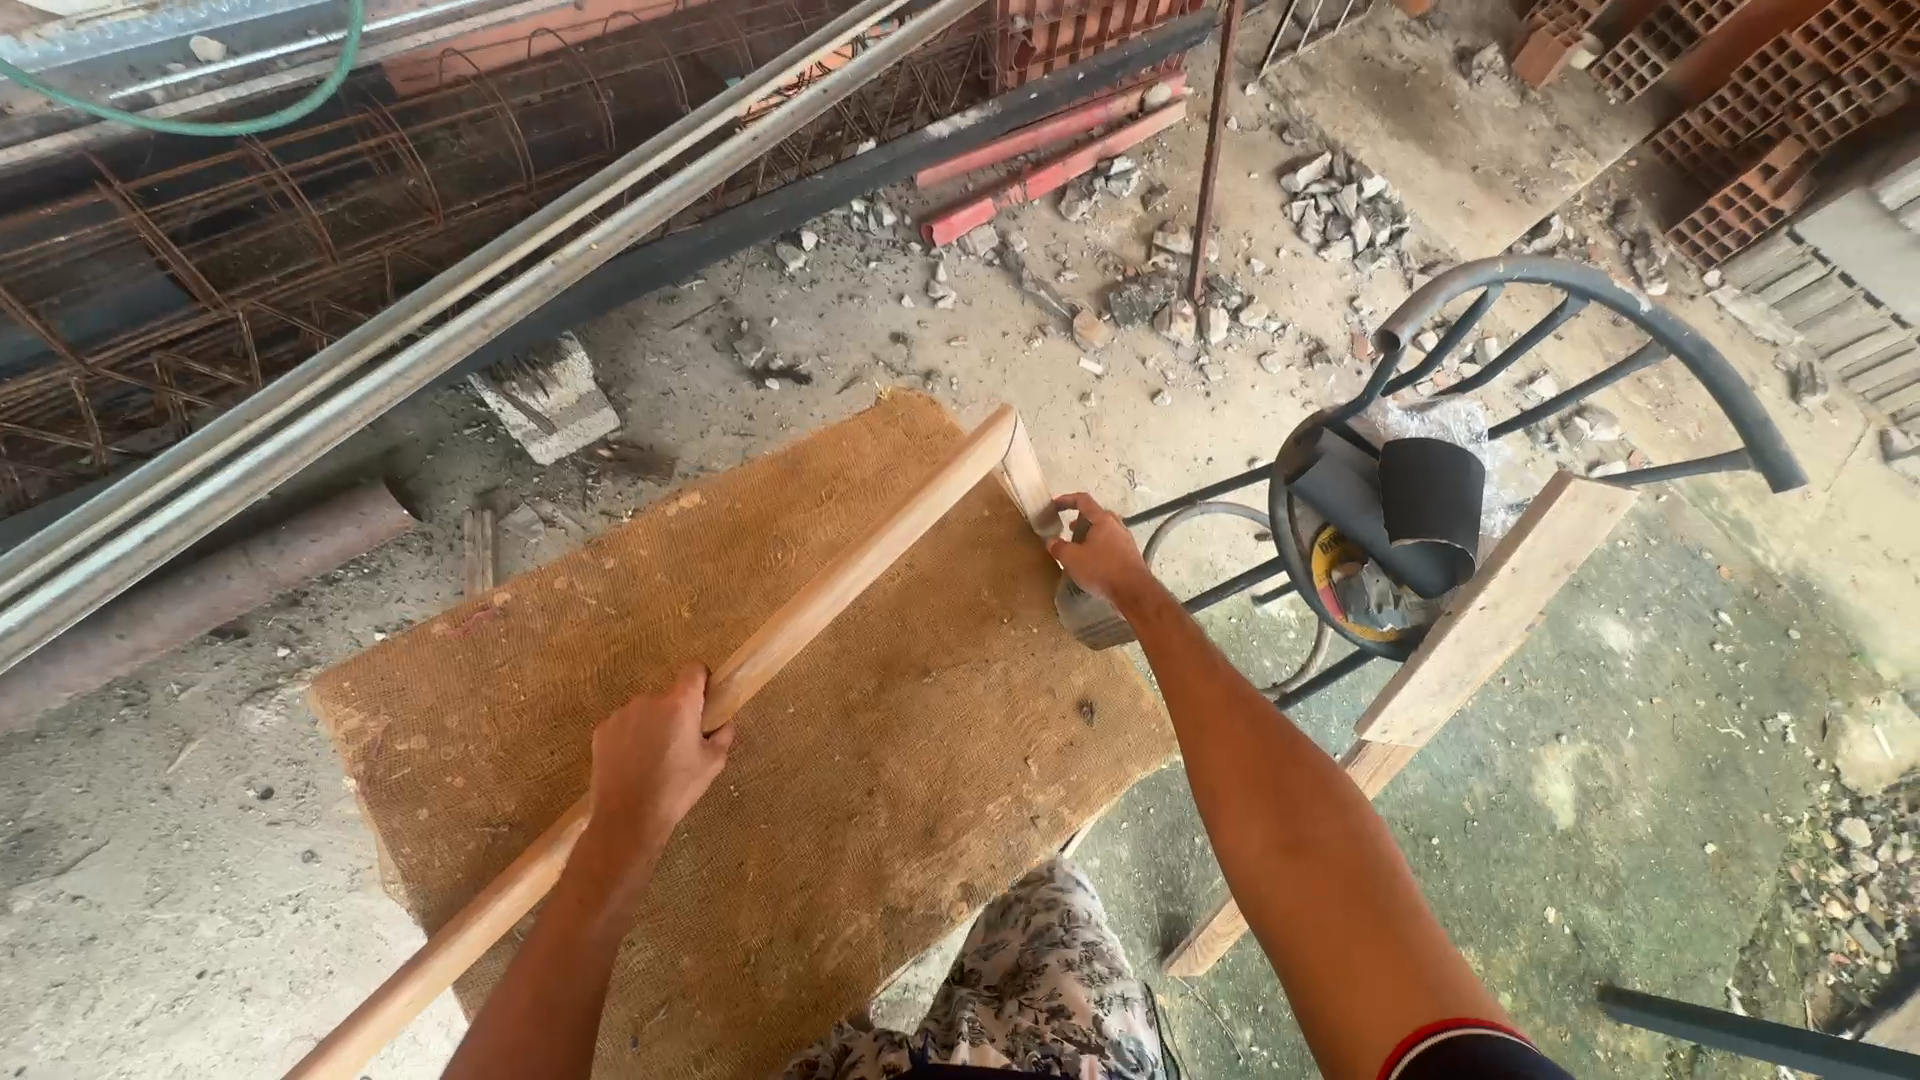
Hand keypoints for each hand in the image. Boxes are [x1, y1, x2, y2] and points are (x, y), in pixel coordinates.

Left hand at [577, 665, 734, 885]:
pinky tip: (632, 764)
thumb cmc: (677, 789)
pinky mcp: (601, 731)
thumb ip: (723, 735)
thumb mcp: (713, 763)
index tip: (703, 701)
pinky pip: (623, 726)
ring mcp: (621, 715)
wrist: (628, 818)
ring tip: (652, 759)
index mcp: (680, 704)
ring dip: (651, 725)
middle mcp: (649, 701)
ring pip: (645, 711)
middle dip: (676, 712)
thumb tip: (723, 723)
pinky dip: (630, 738)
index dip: (701, 681)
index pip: (693, 670)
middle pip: (668, 696)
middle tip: (679, 743)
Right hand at [1048, 493, 1157, 609]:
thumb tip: (1051, 541)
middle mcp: (1117, 525)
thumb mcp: (1071, 559)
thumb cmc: (1101, 569)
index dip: (1067, 500)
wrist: (1133, 591)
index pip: (1083, 500)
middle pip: (1096, 515)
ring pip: (1105, 531)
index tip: (1055, 505)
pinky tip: (1093, 563)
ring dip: (1090, 536)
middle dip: (1080, 521)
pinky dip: (1099, 548)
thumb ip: (1058, 547)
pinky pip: (1111, 545)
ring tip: (1079, 549)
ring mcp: (1126, 540)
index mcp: (1103, 520)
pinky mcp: (1131, 555)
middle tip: (1069, 531)